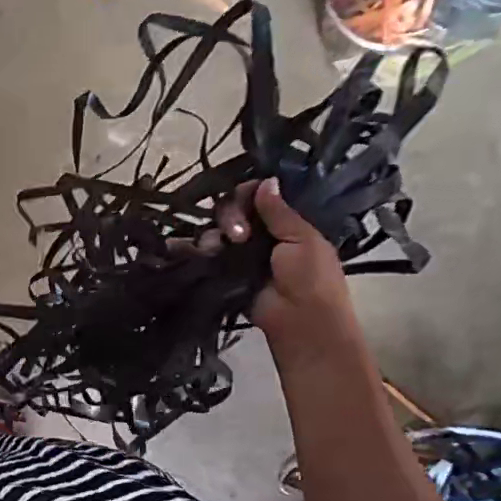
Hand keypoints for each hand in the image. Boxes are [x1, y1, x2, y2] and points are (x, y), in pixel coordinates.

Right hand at [207, 180, 358, 356]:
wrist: (299, 320)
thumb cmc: (311, 278)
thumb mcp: (303, 238)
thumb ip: (280, 212)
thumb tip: (267, 180)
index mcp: (284, 223)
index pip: (258, 196)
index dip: (248, 193)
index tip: (246, 198)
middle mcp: (260, 234)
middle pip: (233, 209)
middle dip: (230, 215)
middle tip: (239, 234)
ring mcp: (239, 254)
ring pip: (216, 230)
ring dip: (214, 234)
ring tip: (216, 248)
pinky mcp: (222, 273)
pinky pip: (205, 255)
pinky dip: (194, 249)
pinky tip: (189, 249)